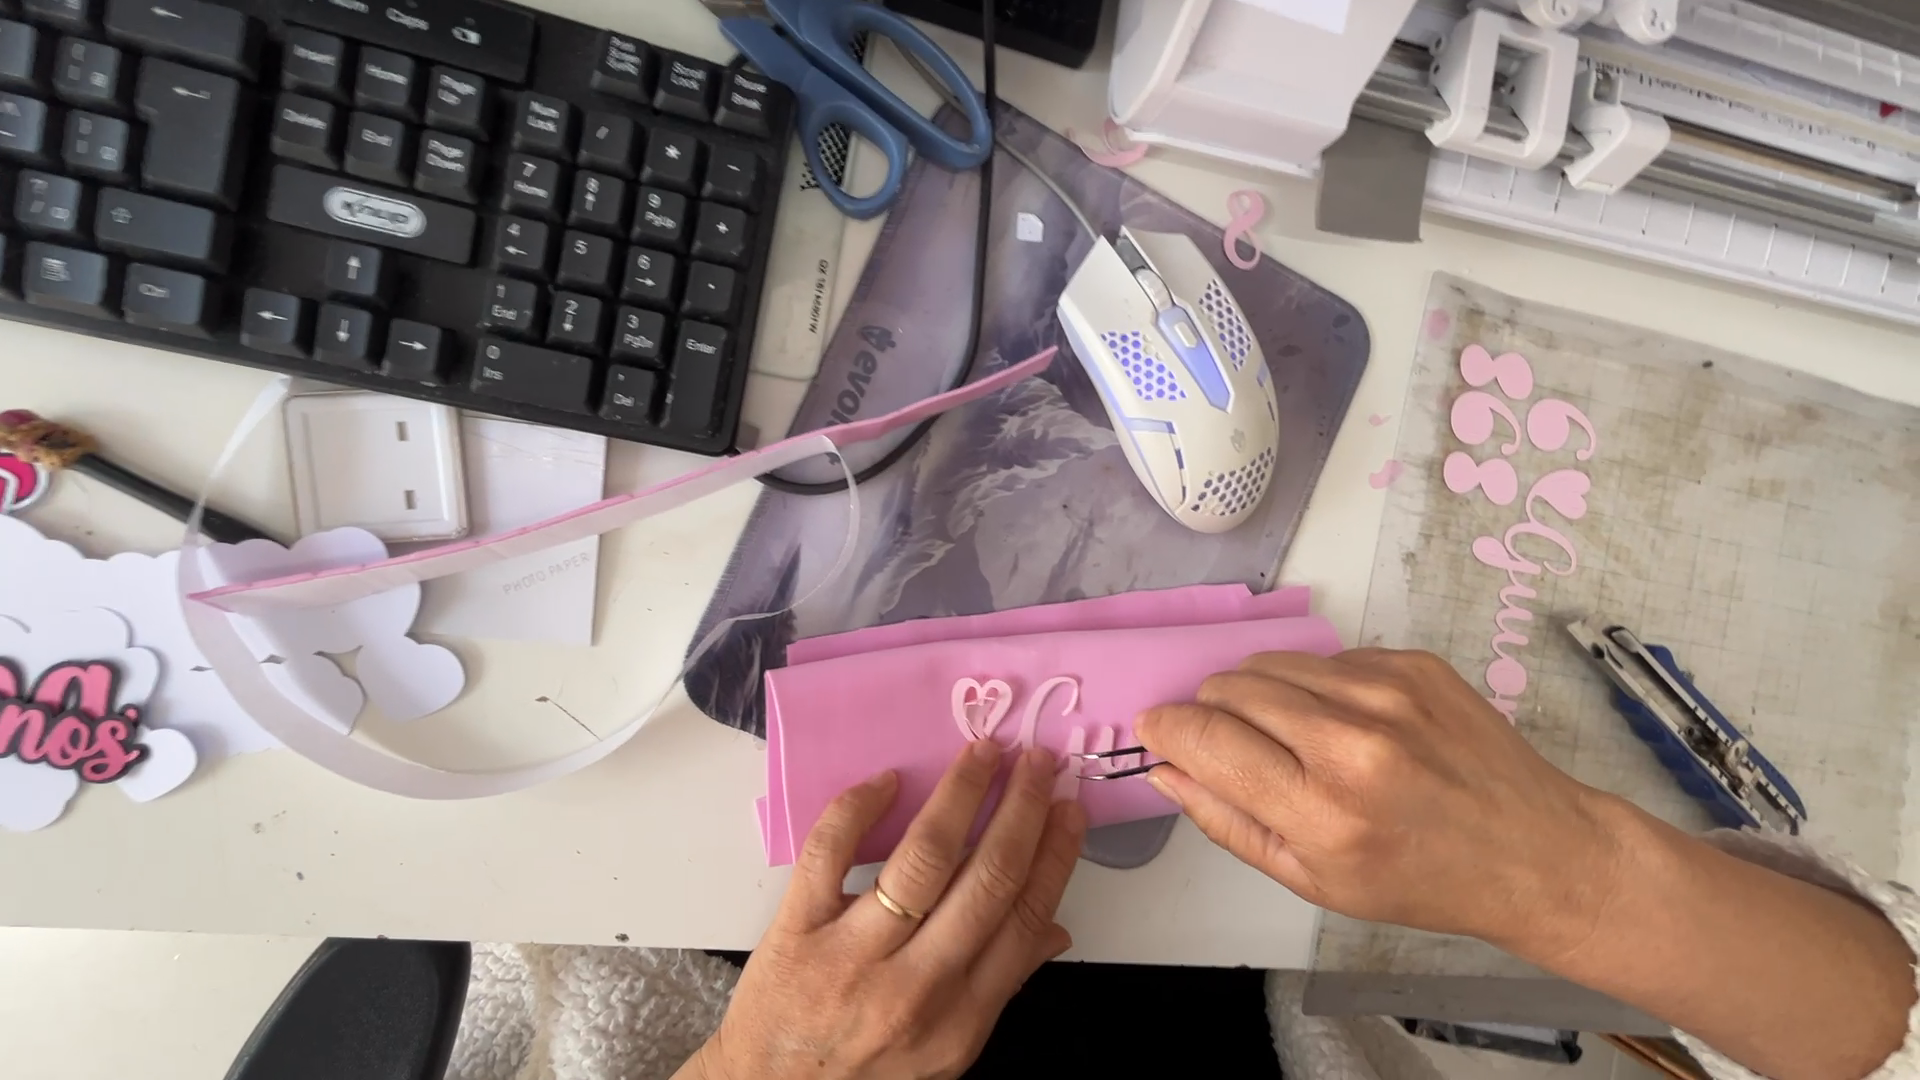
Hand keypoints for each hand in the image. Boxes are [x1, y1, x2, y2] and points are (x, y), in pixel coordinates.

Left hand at [684, 742, 1086, 1079]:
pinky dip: (859, 809)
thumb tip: (1055, 928)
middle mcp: (916, 984)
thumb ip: (1000, 984)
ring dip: (961, 794)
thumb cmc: (865, 1067)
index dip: (1054, 855)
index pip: (1023, 918)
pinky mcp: (798, 927)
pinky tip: (889, 780)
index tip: (1068, 807)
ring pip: (923, 858)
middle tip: (1038, 760)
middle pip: (986, 879)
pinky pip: (831, 853)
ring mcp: (854, 953)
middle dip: (1021, 809)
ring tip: (985, 752)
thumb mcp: (945, 1049)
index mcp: (960, 1016)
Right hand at [1135, 648, 1629, 959]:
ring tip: (1287, 731)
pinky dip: (1307, 685)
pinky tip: (1343, 720)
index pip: (1206, 738)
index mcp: (1324, 809)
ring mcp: (1385, 690)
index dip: (1166, 727)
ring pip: (1265, 663)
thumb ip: (1225, 821)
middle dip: (1208, 710)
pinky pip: (1318, 657)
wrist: (1539, 851)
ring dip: (1254, 693)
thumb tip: (1164, 767)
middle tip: (1230, 742)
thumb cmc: (1417, 880)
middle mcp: (1352, 740)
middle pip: (1227, 688)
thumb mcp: (1310, 880)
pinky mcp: (1409, 661)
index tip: (1155, 729)